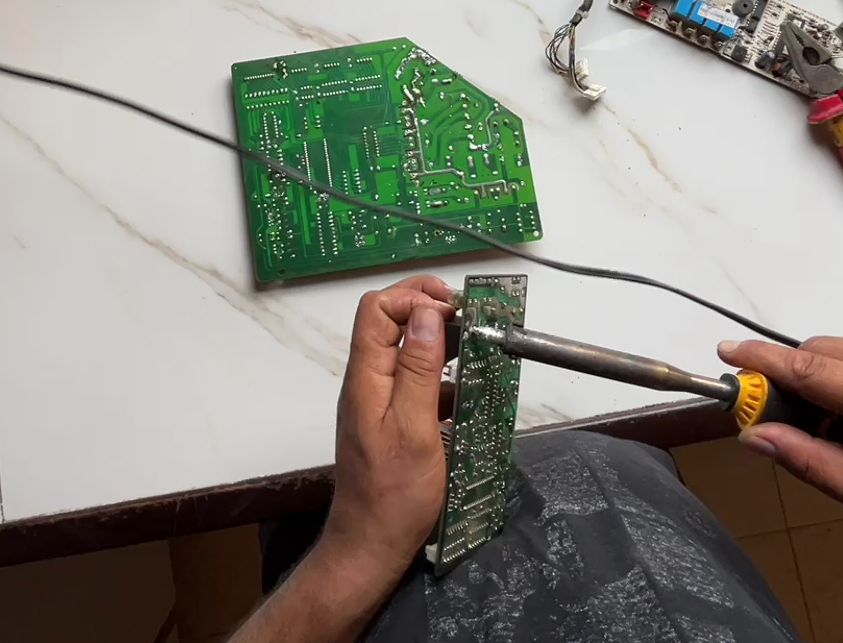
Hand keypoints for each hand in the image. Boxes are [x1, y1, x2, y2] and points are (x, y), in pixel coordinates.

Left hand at [317, 275, 452, 590]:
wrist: (371, 546)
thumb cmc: (396, 493)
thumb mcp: (415, 427)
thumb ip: (420, 368)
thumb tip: (427, 313)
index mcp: (367, 375)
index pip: (377, 309)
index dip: (413, 296)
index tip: (454, 306)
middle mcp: (368, 378)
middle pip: (388, 320)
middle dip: (426, 308)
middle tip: (469, 314)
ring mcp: (378, 397)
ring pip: (403, 348)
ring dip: (437, 339)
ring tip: (476, 342)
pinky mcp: (391, 416)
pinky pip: (413, 379)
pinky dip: (441, 374)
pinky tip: (467, 386)